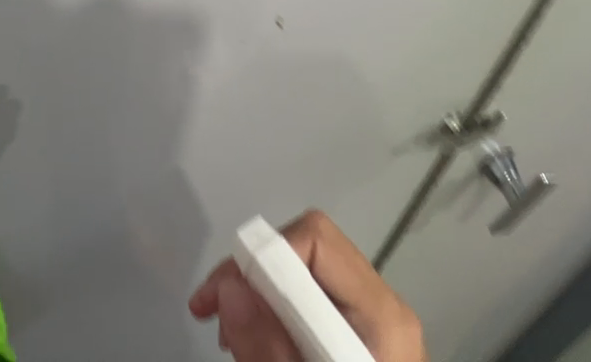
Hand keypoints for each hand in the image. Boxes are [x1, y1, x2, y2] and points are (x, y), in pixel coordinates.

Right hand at [188, 210, 426, 361]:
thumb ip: (269, 349)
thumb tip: (229, 287)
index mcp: (381, 315)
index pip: (316, 240)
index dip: (264, 257)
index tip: (220, 296)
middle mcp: (380, 306)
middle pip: (306, 251)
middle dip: (252, 275)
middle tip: (210, 315)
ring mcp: (369, 323)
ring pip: (301, 276)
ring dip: (256, 296)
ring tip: (226, 338)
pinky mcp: (352, 341)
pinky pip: (305, 304)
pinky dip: (271, 316)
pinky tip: (252, 346)